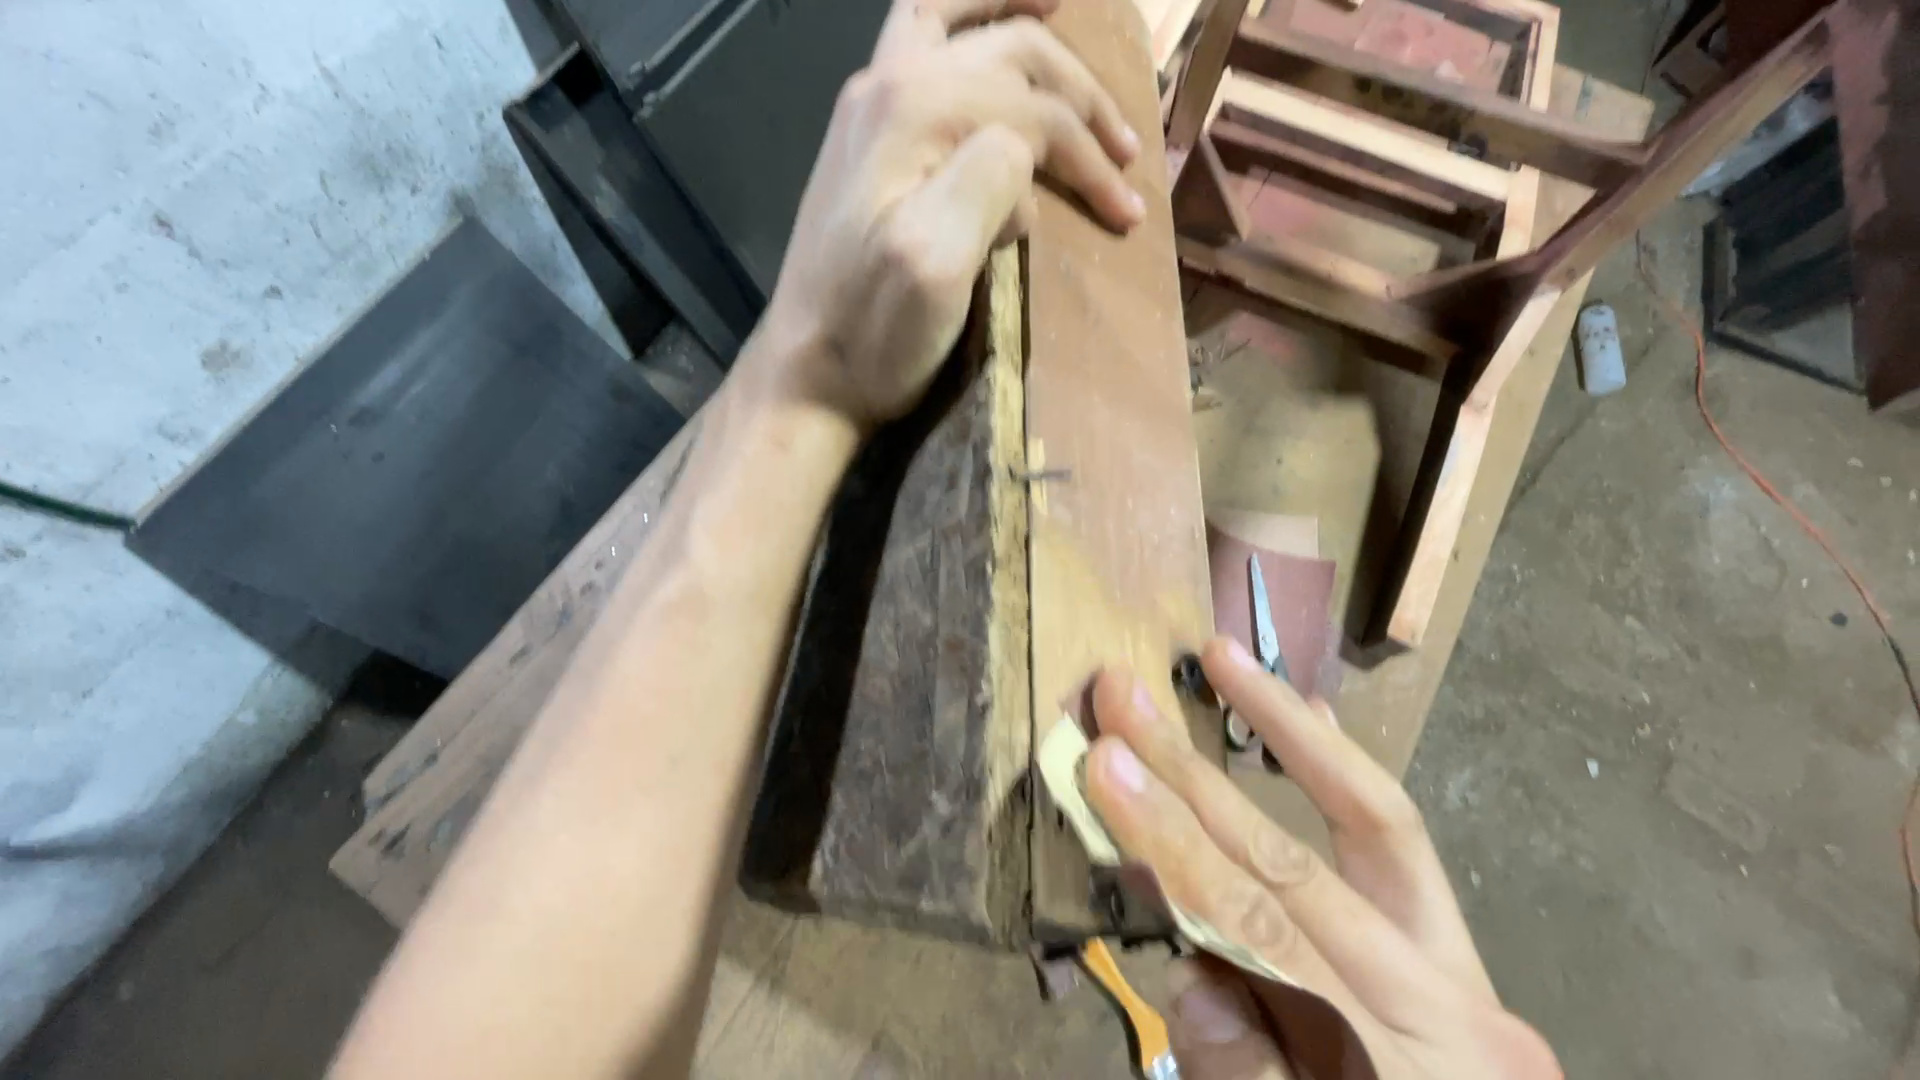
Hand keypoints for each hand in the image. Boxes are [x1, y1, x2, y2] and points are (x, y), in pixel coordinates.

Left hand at [757, 0, 1144, 428]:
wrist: (806, 373)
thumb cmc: (874, 334)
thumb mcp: (938, 265)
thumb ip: (990, 182)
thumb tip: (1026, 154)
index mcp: (916, 111)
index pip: (1036, 111)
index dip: (1091, 159)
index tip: (1128, 215)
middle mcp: (889, 84)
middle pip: (1012, 52)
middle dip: (1081, 95)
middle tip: (1125, 147)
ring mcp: (870, 106)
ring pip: (956, 20)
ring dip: (1019, 16)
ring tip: (1063, 6)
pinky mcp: (866, 137)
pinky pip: (921, 44)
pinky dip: (967, 24)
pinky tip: (989, 32)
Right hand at [1084, 638, 1561, 1079]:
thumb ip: (1241, 1067)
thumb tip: (1186, 965)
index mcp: (1396, 1075)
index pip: (1260, 936)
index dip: (1174, 847)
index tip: (1106, 773)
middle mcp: (1454, 1015)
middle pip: (1295, 869)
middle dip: (1193, 778)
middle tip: (1125, 700)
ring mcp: (1467, 979)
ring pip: (1375, 825)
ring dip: (1288, 732)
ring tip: (1222, 658)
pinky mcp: (1458, 958)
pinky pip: (1402, 848)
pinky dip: (1343, 771)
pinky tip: (1305, 711)